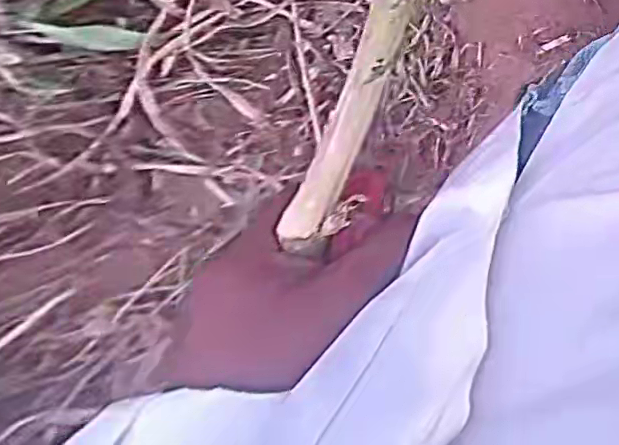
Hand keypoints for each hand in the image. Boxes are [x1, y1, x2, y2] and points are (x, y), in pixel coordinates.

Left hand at [157, 171, 418, 392]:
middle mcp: (212, 291)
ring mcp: (210, 331)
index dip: (345, 197)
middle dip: (343, 246)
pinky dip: (306, 315)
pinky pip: (273, 316)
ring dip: (328, 282)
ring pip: (289, 281)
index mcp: (235, 263)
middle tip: (371, 262)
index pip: (299, 201)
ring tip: (351, 306)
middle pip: (299, 241)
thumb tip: (408, 215)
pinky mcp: (218, 364)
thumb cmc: (292, 362)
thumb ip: (388, 237)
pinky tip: (326, 333)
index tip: (378, 202)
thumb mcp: (355, 286)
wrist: (261, 442)